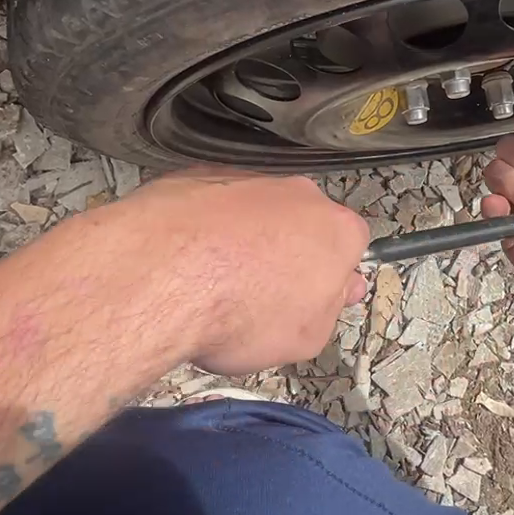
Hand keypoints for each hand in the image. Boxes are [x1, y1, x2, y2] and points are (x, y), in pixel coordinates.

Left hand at [87, 169, 369, 375]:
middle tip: (261, 296)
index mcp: (338, 230)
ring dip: (244, 240)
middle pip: (304, 224)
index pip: (352, 248)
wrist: (162, 274)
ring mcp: (250, 179)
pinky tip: (184, 261)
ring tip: (213, 283)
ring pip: (257, 212)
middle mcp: (300, 194)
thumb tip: (333, 294)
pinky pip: (214, 204)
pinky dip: (205, 227)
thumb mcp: (304, 340)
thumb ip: (328, 311)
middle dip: (288, 254)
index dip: (331, 278)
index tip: (311, 300)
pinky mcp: (200, 174)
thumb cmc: (238, 310)